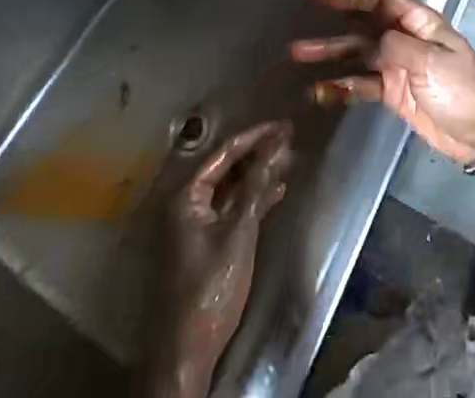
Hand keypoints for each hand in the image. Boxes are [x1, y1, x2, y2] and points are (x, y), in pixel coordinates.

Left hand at [149, 121, 293, 397]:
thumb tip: (275, 146)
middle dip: (257, 153)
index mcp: (185, 196)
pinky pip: (230, 208)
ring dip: (257, 175)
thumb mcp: (238, 233)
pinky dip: (252, 199)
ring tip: (289, 160)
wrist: (187, 349)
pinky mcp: (204, 242)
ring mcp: (193, 224)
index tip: (284, 125)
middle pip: (224, 167)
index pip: (223, 153)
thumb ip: (256, 187)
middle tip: (289, 138)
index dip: (255, 136)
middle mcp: (185, 203)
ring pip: (229, 188)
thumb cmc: (211, 287)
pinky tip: (276, 192)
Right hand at [291, 0, 474, 164]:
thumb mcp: (431, 62)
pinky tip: (319, 91)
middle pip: (364, 25)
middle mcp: (405, 38)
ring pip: (358, 53)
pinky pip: (361, 84)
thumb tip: (373, 40)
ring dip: (330, 53)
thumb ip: (398, 45)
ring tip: (298, 54)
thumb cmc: (461, 90)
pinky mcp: (392, 91)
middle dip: (334, 23)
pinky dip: (342, 86)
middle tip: (301, 22)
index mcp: (420, 22)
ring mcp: (397, 65)